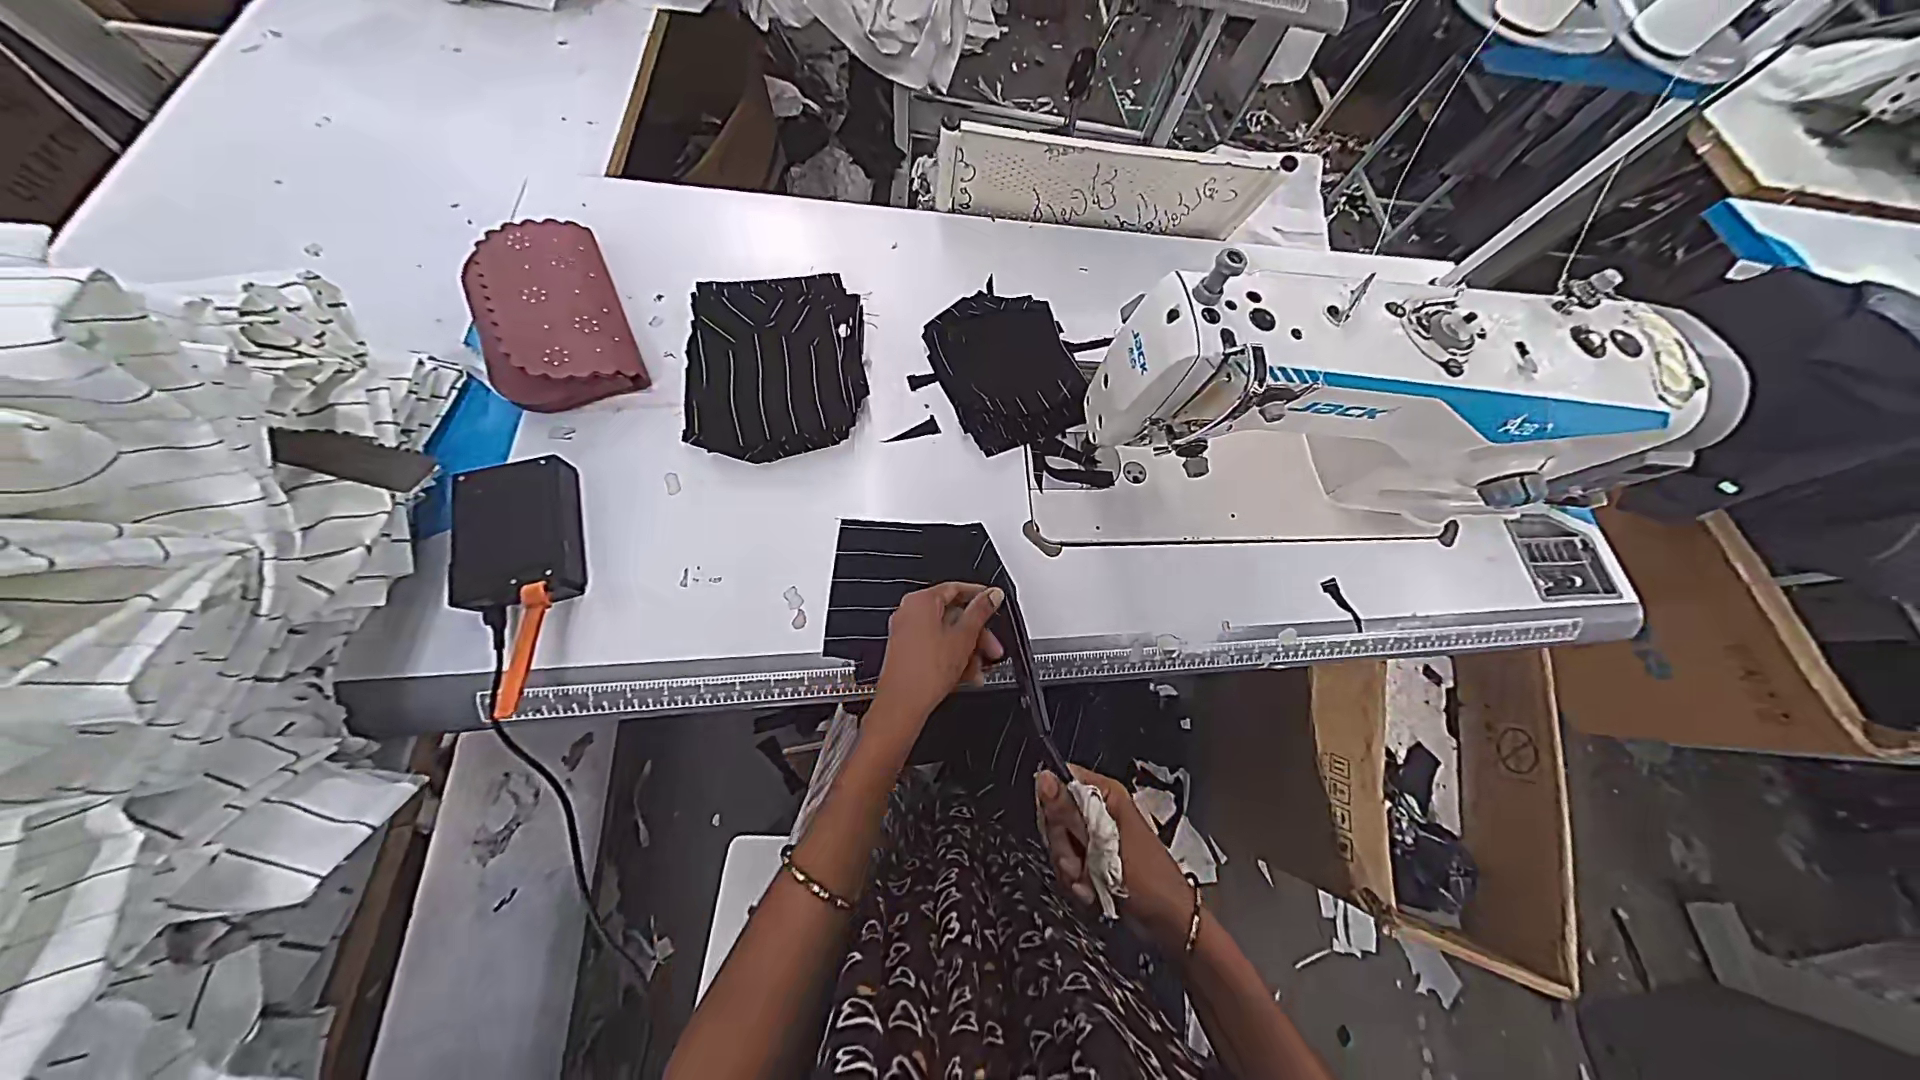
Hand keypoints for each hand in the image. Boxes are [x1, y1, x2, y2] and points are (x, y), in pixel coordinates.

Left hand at [873, 582, 1005, 720]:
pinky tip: (966, 674)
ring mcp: (906, 633)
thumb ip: (981, 612)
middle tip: (992, 647)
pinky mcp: (906, 652)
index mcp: (921, 602)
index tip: (993, 602)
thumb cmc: (924, 670)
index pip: (955, 588)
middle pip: (952, 615)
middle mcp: (909, 613)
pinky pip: (935, 648)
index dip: (979, 595)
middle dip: (976, 634)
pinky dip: (952, 657)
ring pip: (946, 634)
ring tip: (979, 668)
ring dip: (967, 650)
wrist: (903, 703)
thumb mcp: (964, 637)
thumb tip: (992, 595)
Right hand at [1036, 765, 1195, 952]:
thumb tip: (1044, 778)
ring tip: (1089, 882)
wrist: (1169, 924)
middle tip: (1078, 864)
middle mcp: (1099, 811)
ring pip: (1058, 843)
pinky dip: (1075, 881)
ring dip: (1069, 868)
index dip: (1052, 805)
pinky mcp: (1093, 859)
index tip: (1059, 829)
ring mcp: (1096, 837)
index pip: (1060, 782)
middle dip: (1062, 846)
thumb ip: (1069, 811)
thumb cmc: (1149, 880)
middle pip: (1055, 816)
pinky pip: (1067, 864)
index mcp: (1107, 794)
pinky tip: (1091, 890)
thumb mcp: (1104, 843)